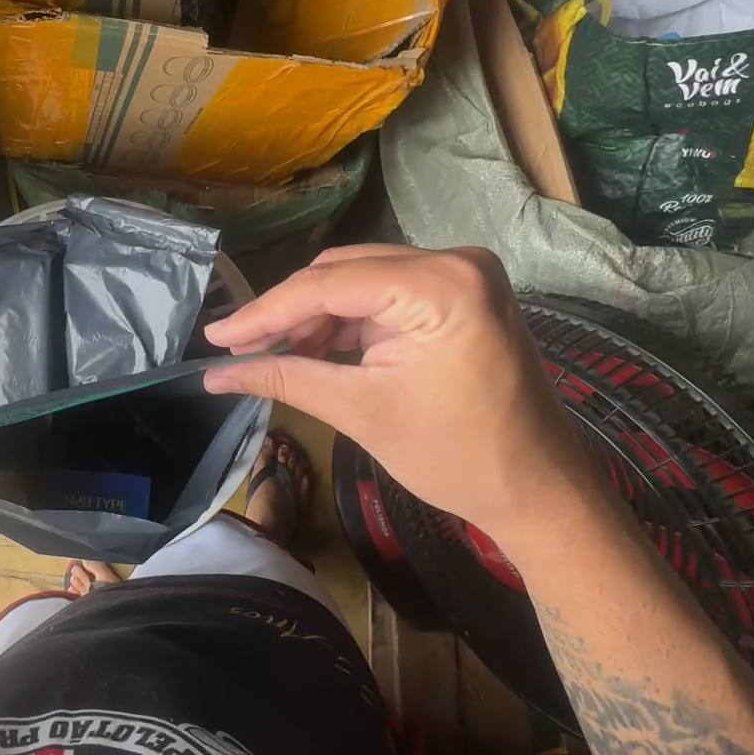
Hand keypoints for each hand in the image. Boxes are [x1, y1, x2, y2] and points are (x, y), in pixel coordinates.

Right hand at [202, 244, 603, 538]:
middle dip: (286, 313)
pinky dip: (342, 323)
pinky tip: (309, 349)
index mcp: (440, 284)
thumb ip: (283, 378)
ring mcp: (458, 275)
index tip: (216, 336)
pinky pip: (379, 296)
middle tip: (237, 348)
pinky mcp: (455, 295)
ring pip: (355, 282)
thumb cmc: (458, 456)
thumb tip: (212, 373)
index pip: (328, 285)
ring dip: (310, 318)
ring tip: (267, 354)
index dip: (264, 312)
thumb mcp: (360, 412)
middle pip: (340, 274)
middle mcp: (452, 261)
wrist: (541, 493)